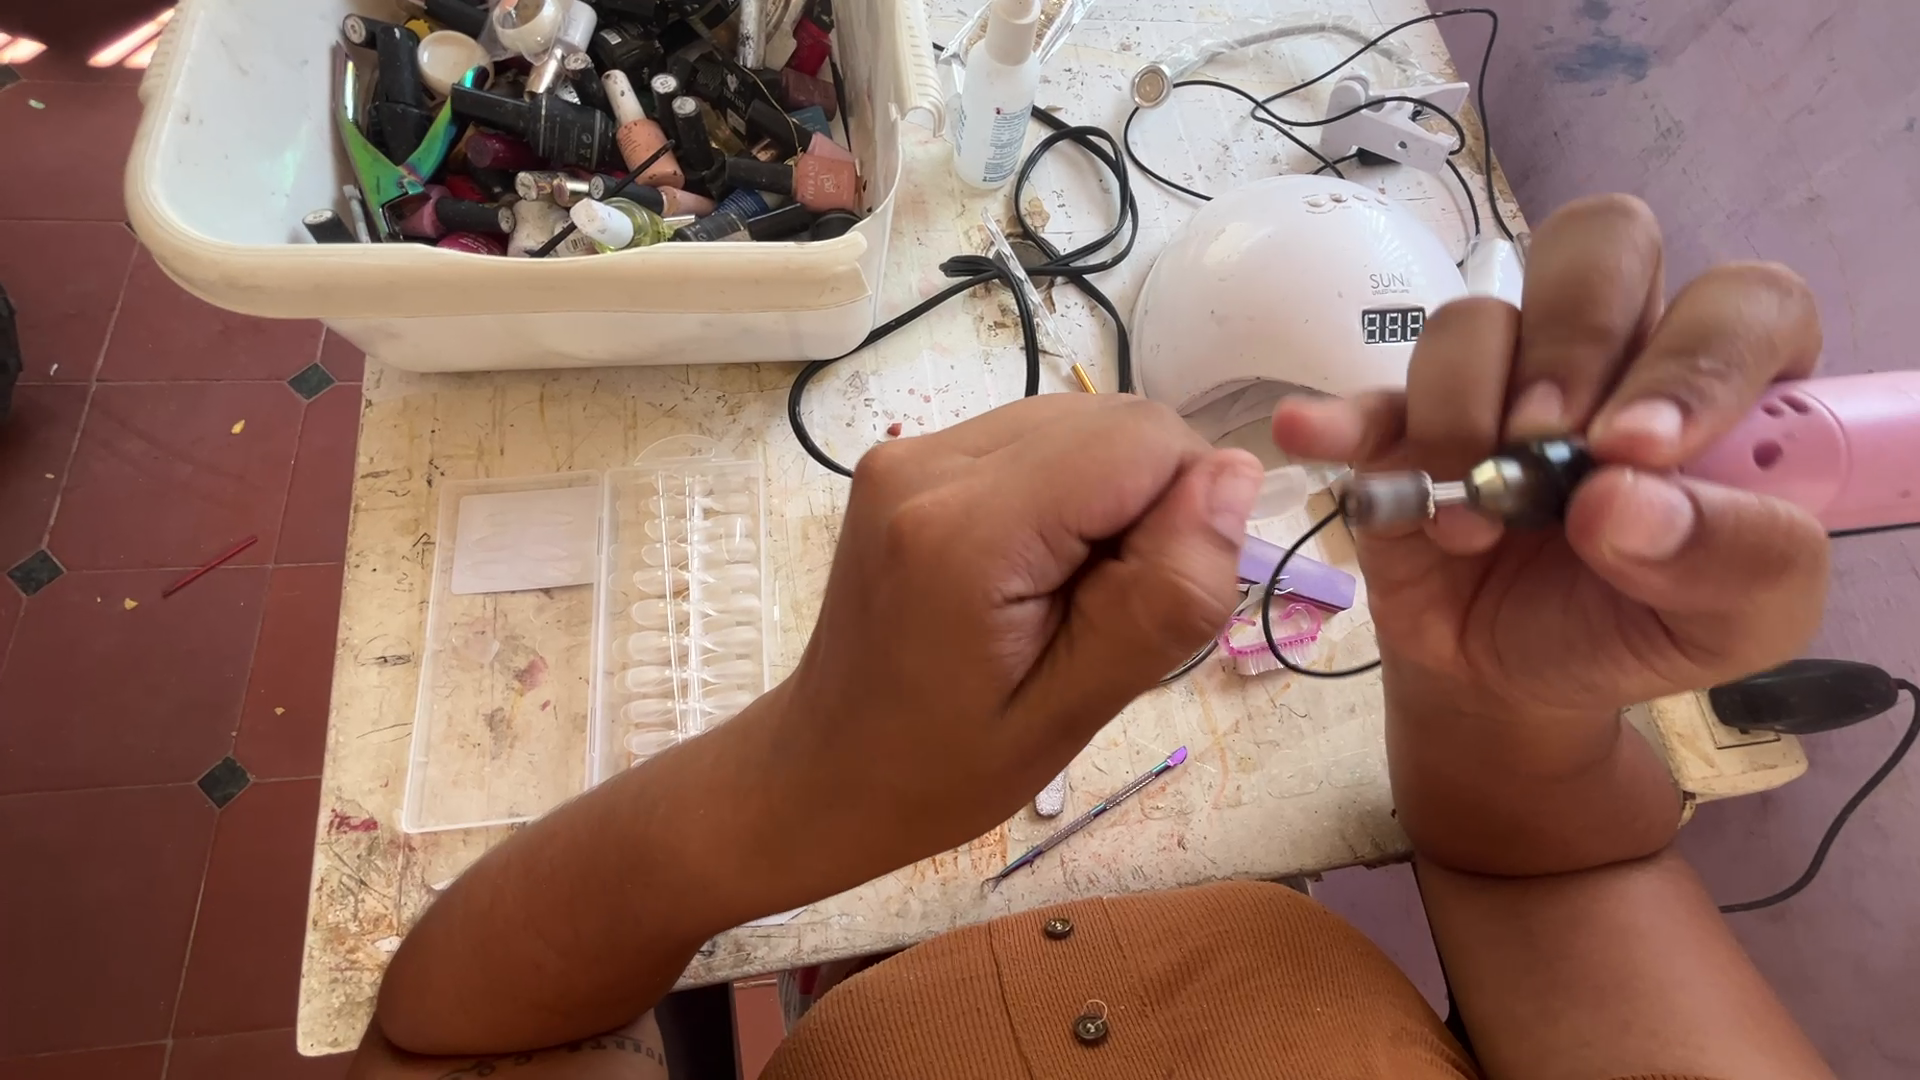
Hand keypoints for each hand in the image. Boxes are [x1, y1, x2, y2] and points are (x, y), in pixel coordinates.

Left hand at [768, 395, 1261, 884]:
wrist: (825, 762)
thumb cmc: (943, 768)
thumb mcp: (1070, 712)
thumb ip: (1161, 596)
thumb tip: (1233, 475)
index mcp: (967, 530)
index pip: (1142, 439)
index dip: (1183, 507)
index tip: (1147, 595)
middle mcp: (929, 461)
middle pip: (1111, 423)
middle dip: (1144, 504)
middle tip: (1099, 606)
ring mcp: (909, 451)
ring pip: (1077, 426)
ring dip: (1104, 499)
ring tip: (1058, 592)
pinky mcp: (907, 458)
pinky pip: (1032, 442)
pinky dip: (1061, 493)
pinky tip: (1026, 566)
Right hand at [1273, 195, 1830, 718]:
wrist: (1497, 675)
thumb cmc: (1619, 634)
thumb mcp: (1729, 626)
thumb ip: (1735, 560)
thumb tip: (1619, 498)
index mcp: (1709, 392)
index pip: (1734, 304)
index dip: (1691, 357)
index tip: (1629, 451)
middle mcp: (1599, 366)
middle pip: (1594, 246)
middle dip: (1569, 339)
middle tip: (1538, 442)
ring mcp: (1484, 394)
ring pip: (1470, 323)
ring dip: (1462, 414)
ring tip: (1468, 522)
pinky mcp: (1395, 437)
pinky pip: (1364, 402)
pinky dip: (1338, 417)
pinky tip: (1308, 434)